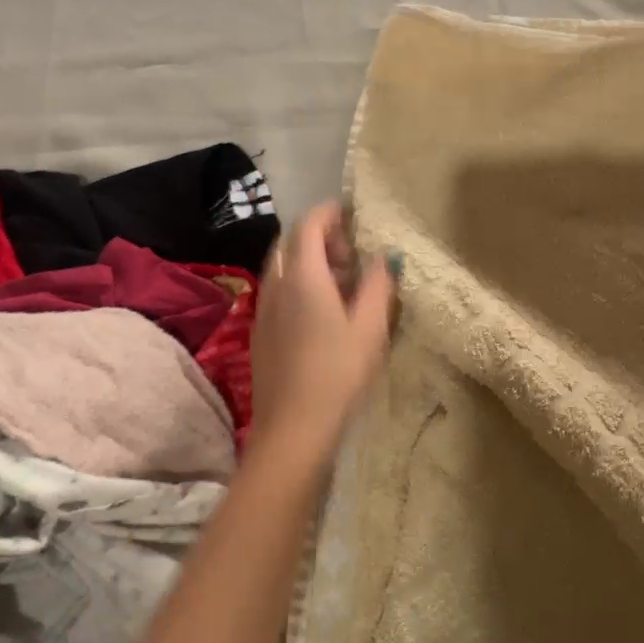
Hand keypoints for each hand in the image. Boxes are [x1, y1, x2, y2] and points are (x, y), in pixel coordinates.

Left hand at [249, 201, 396, 457]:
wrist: (293, 429)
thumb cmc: (338, 373)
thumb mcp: (371, 327)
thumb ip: (378, 285)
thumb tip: (383, 257)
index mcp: (303, 276)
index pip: (309, 224)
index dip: (330, 213)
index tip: (353, 215)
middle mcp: (276, 284)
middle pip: (290, 242)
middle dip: (318, 236)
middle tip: (350, 253)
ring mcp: (263, 309)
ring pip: (281, 267)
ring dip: (308, 262)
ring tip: (341, 283)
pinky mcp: (260, 333)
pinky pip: (277, 291)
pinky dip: (298, 285)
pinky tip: (321, 314)